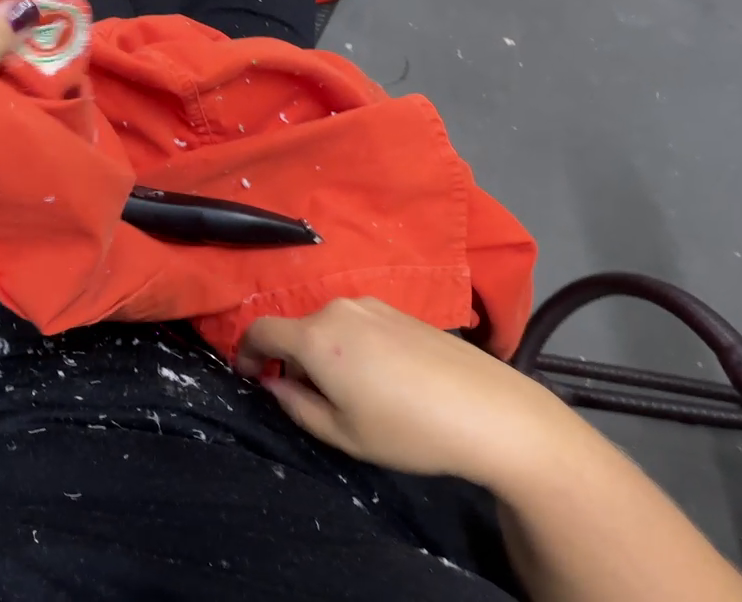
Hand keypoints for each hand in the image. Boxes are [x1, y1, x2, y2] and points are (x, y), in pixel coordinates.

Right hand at [234, 297, 582, 492]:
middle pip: (296, 329)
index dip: (246, 353)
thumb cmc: (409, 430)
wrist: (495, 414)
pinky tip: (385, 380)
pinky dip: (352, 347)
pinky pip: (358, 325)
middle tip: (310, 400)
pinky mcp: (403, 312)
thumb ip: (296, 406)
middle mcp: (338, 309)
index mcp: (316, 337)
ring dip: (324, 354)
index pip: (260, 330)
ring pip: (329, 327)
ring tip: (352, 393)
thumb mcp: (342, 434)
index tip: (249, 377)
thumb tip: (275, 384)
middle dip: (292, 361)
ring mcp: (374, 306)